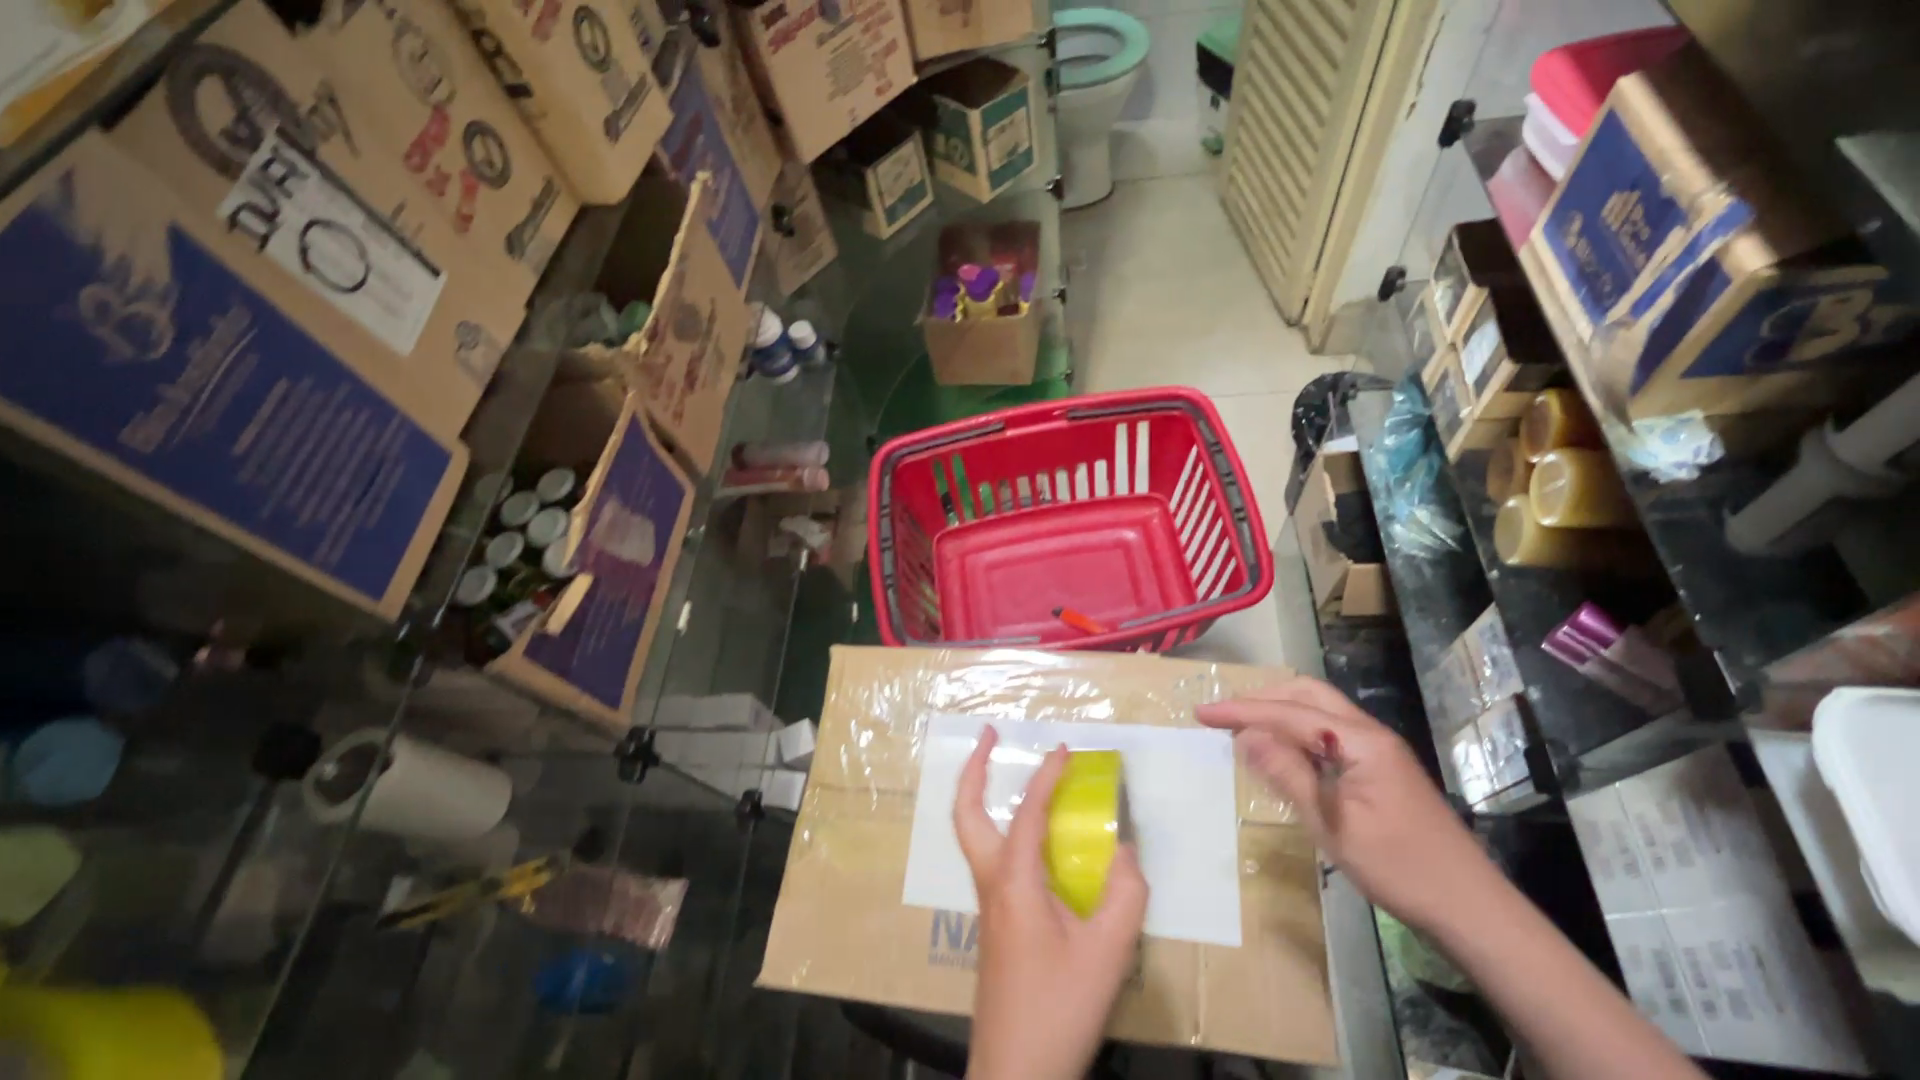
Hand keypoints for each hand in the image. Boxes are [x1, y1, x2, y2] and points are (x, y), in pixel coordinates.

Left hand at [955, 727, 1148, 1079]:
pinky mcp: (996, 927)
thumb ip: (1124, 893)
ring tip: (1010, 777)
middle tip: (988, 737)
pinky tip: (1039, 846)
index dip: (1046, 776)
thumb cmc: (1060, 1007)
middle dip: (974, 771)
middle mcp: (992, 886)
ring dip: (985, 799)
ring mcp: (988, 908)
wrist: (1017, 1070)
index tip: (1064, 748)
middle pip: (966, 816)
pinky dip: (1007, 834)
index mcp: (1014, 883)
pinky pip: (994, 862)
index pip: (1027, 813)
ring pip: (974, 838)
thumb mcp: (1109, 951)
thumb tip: (1123, 851)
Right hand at [1197, 678, 1500, 933]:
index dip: (1242, 710)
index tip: (1202, 712)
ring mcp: (1379, 749)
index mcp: (1360, 741)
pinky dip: (1298, 732)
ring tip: (1242, 730)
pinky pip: (1331, 732)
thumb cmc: (1398, 867)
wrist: (1467, 904)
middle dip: (1261, 698)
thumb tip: (1246, 737)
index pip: (1289, 713)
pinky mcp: (1381, 768)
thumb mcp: (1333, 824)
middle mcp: (1370, 733)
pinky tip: (1281, 752)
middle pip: (1308, 694)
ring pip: (1320, 710)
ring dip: (1279, 712)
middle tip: (1222, 717)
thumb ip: (1289, 774)